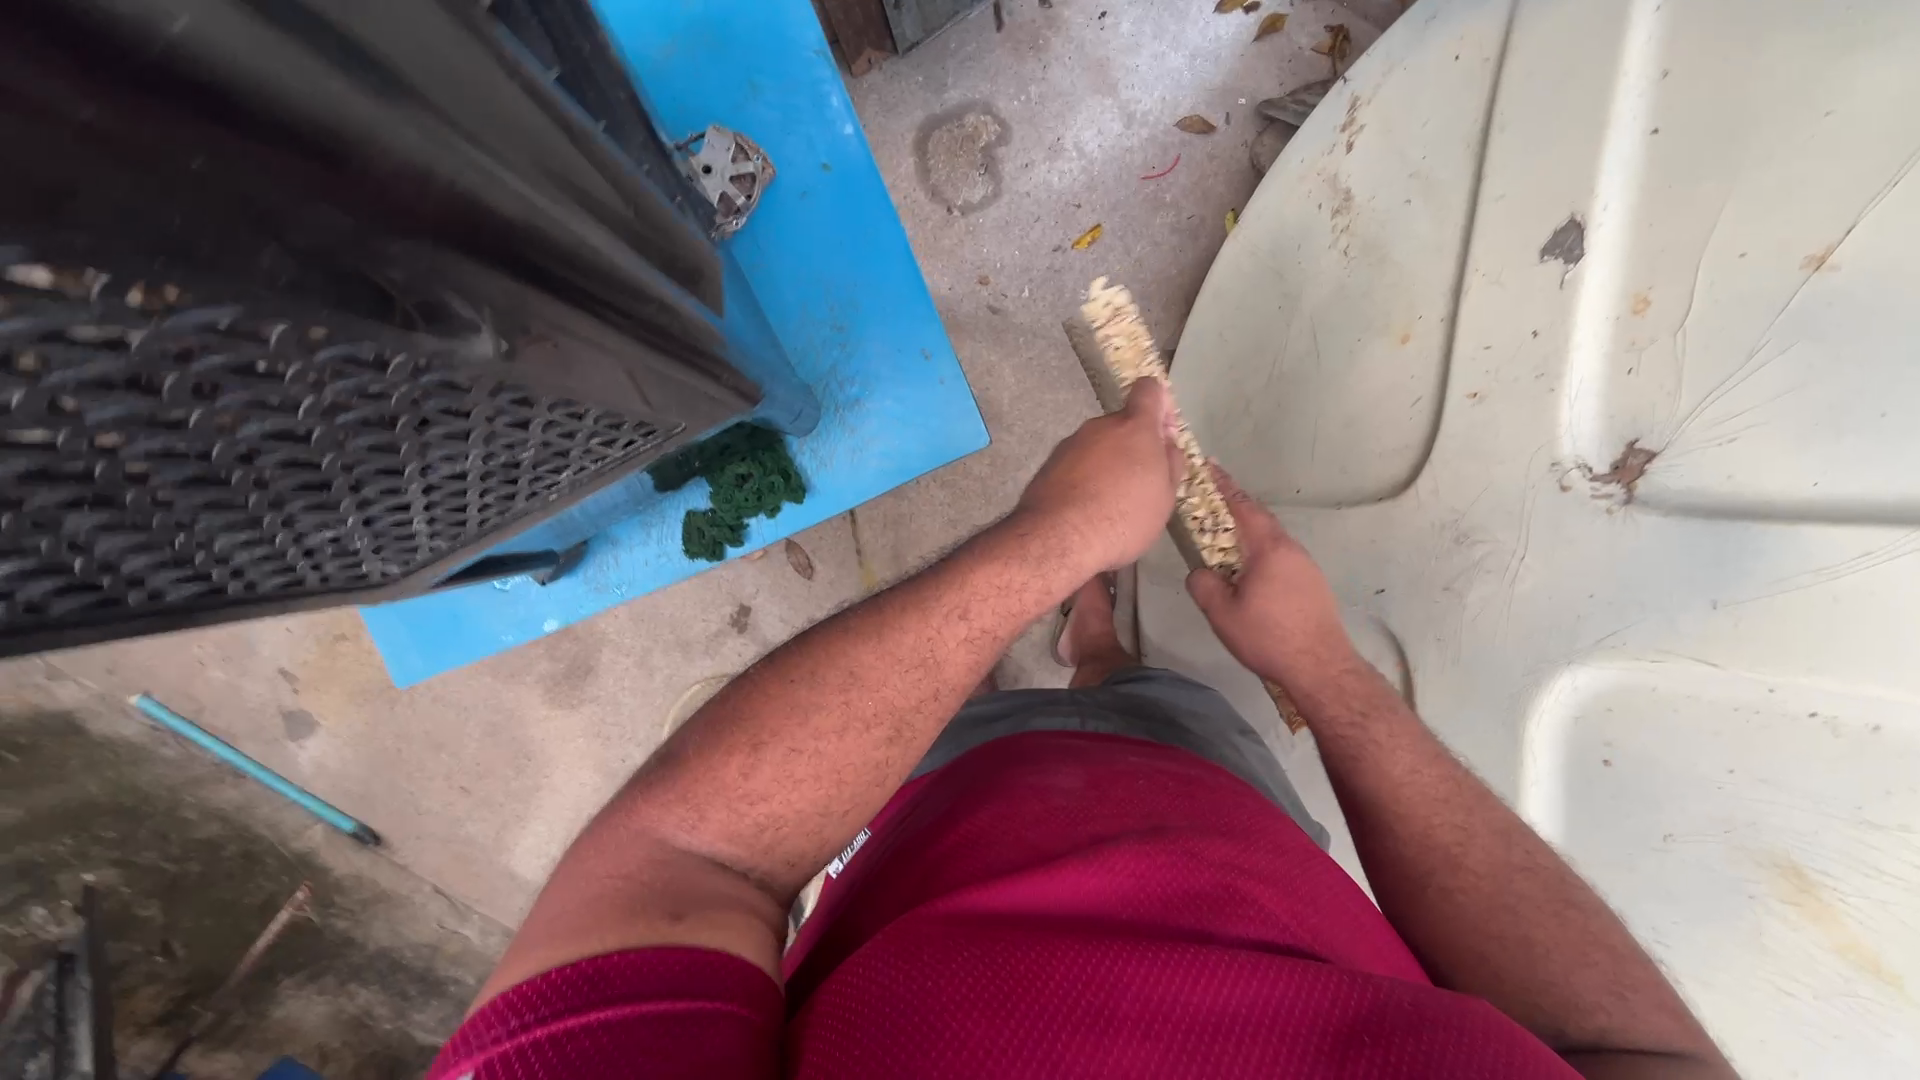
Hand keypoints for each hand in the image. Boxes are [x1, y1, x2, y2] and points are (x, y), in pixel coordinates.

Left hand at [1014, 378, 1184, 573]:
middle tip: (1141, 485)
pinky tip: (1087, 511)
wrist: (1057, 538)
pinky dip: (1085, 481)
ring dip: (1108, 467)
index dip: (1162, 406)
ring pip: (1098, 449)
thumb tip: (1166, 445)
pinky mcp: (1048, 466)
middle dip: (1134, 449)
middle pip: (1122, 426)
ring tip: (1113, 505)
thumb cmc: (1122, 517)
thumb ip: (1170, 463)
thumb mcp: (1165, 496)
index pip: (1150, 390)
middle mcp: (1098, 427)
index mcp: (1134, 426)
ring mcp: (1070, 445)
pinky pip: (1076, 466)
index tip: (1165, 434)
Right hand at [1184, 465, 1360, 687]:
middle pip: (1259, 520)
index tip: (1208, 467)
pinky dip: (1259, 555)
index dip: (1223, 486)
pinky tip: (1247, 573)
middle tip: (1209, 504)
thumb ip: (1203, 585)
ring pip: (1270, 541)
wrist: (1321, 667)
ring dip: (1247, 536)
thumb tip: (1200, 572)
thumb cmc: (1268, 637)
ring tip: (1223, 542)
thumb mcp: (1222, 613)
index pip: (1242, 506)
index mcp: (1268, 548)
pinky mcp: (1312, 584)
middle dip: (1234, 509)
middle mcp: (1291, 549)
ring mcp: (1305, 566)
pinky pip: (1279, 558)